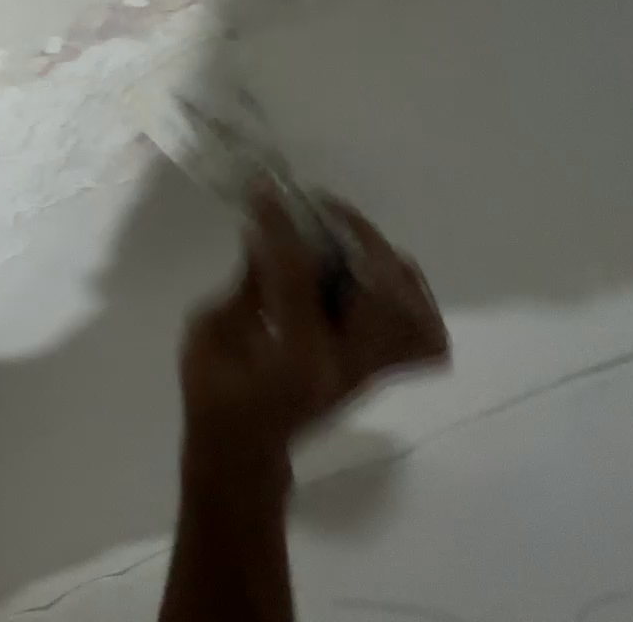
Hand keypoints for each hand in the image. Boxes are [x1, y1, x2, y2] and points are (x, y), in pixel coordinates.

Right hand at [179, 180, 450, 455]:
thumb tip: (267, 232)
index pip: (299, 275)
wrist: (242, 445)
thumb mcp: (210, 329)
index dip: (281, 225)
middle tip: (316, 204)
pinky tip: (374, 272)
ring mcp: (372, 373)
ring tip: (349, 234)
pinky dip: (408, 296)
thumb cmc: (212, 389)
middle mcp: (348, 365)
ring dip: (384, 263)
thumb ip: (247, 283)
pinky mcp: (380, 373)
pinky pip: (422, 334)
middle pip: (380, 290)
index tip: (265, 188)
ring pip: (414, 312)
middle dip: (352, 235)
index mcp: (297, 357)